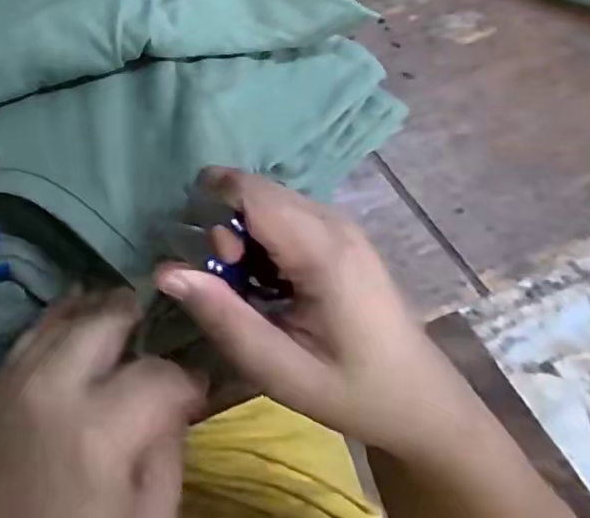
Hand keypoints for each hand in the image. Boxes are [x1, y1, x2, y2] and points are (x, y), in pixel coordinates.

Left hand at [0, 289, 207, 517]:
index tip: (198, 384)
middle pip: (104, 323)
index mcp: (99, 431)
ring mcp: (18, 378)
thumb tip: (177, 399)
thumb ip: (166, 452)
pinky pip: (31, 331)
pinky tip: (77, 310)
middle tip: (158, 321)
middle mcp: (55, 387)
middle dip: (137, 317)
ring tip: (124, 305)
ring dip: (96, 307)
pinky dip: (59, 316)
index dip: (185, 377)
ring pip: (64, 316)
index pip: (157, 375)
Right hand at [153, 168, 480, 460]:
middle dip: (224, 221)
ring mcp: (337, 220)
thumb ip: (222, 317)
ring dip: (240, 227)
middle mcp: (331, 220)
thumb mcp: (281, 370)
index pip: (248, 189)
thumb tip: (165, 272)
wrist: (425, 403)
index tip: (217, 260)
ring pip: (263, 194)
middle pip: (252, 187)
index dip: (215, 211)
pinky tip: (270, 278)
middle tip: (232, 277)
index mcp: (323, 250)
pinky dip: (258, 232)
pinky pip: (279, 207)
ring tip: (251, 283)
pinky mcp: (336, 228)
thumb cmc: (353, 391)